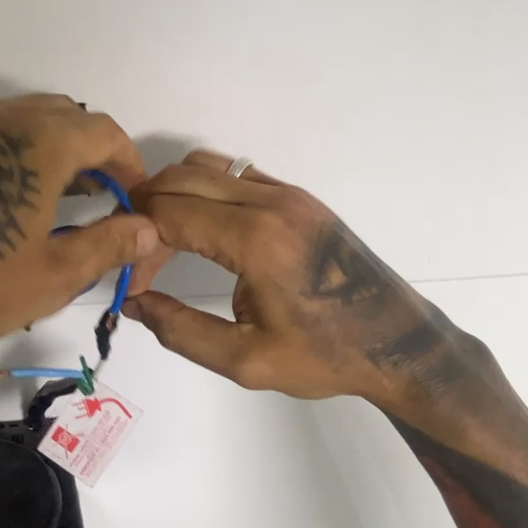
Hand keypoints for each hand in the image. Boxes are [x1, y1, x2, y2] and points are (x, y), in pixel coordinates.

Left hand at [0, 94, 165, 351]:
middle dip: (92, 151)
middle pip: (63, 116)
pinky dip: (10, 154)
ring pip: (20, 120)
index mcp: (37, 143)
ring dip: (51, 150)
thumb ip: (106, 245)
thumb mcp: (49, 277)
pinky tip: (2, 200)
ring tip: (57, 199)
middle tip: (101, 197)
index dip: (129, 163)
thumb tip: (148, 228)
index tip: (134, 197)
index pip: (103, 132)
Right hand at [125, 151, 493, 413]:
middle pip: (179, 179)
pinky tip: (203, 231)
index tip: (131, 281)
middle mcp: (270, 202)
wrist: (397, 343)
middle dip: (147, 215)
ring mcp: (287, 193)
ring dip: (174, 195)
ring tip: (165, 241)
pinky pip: (235, 173)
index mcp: (255, 239)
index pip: (168, 213)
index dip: (138, 243)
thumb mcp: (245, 360)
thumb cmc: (323, 357)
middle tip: (142, 262)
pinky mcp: (299, 197)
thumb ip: (179, 330)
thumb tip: (132, 302)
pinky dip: (204, 190)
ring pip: (206, 166)